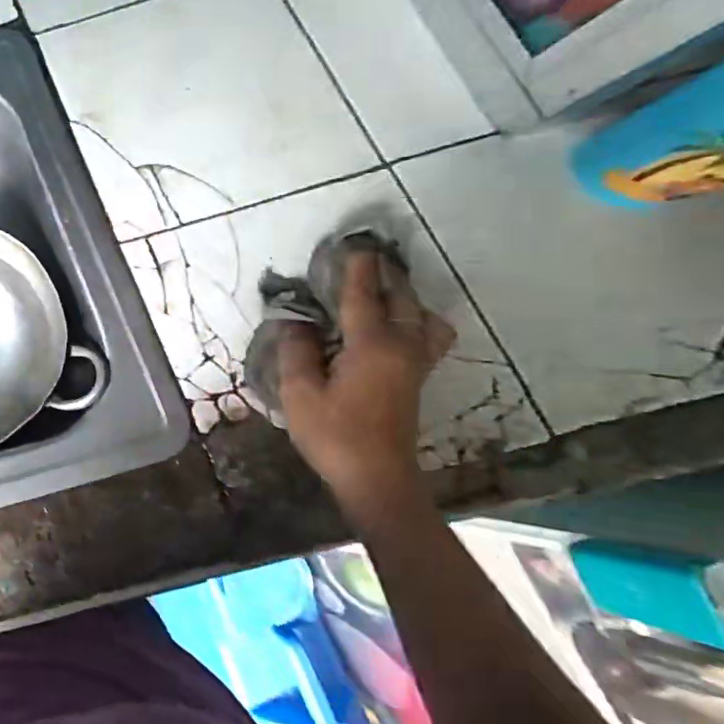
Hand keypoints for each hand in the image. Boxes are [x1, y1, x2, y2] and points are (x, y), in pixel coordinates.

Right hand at [277, 250, 454, 500]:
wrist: (376, 478)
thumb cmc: (334, 435)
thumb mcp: (300, 394)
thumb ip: (296, 351)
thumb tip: (297, 323)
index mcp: (371, 345)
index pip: (363, 295)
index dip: (356, 268)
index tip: (352, 244)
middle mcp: (401, 346)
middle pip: (402, 298)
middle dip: (385, 275)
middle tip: (365, 260)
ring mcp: (415, 363)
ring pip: (423, 316)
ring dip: (405, 296)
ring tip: (382, 292)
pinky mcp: (417, 378)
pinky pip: (427, 335)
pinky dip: (416, 319)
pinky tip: (394, 326)